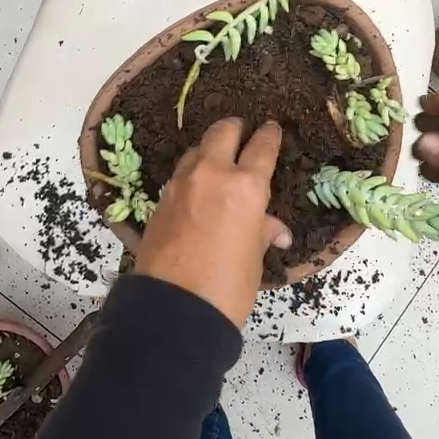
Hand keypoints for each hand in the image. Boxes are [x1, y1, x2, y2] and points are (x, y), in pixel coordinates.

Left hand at [136, 118, 292, 326]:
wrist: (173, 310)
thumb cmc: (227, 287)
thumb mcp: (254, 259)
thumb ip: (262, 232)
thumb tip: (276, 230)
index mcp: (245, 186)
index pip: (262, 147)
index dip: (269, 135)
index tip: (272, 128)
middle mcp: (213, 174)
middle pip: (223, 132)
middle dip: (234, 128)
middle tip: (242, 132)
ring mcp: (182, 183)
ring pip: (197, 149)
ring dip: (209, 149)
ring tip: (217, 160)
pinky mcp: (161, 198)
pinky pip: (180, 173)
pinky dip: (191, 173)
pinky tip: (197, 187)